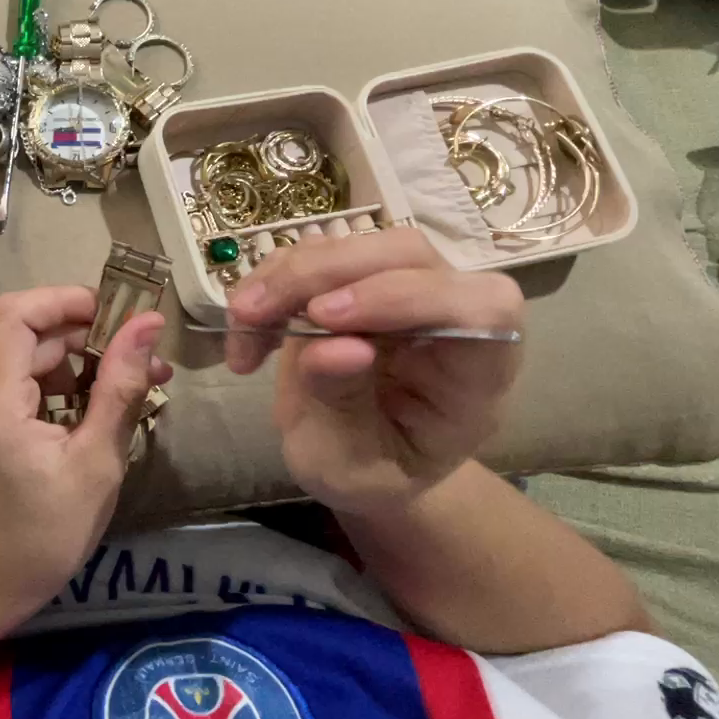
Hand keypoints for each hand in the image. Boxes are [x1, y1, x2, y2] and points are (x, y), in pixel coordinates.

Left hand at [0, 287, 173, 605]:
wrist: (8, 568)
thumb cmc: (55, 523)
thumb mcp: (99, 455)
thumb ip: (120, 384)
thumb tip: (148, 323)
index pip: (16, 315)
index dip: (65, 300)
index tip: (117, 313)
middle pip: (27, 330)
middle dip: (88, 333)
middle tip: (145, 356)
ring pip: (31, 349)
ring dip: (83, 356)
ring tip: (137, 380)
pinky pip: (26, 373)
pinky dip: (66, 377)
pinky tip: (105, 397)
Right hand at [225, 229, 523, 515]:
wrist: (353, 460)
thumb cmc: (368, 472)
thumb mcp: (350, 463)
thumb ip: (343, 406)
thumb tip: (331, 347)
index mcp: (476, 370)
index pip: (478, 306)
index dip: (403, 297)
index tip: (323, 320)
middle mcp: (447, 315)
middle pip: (404, 256)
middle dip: (322, 272)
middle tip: (254, 312)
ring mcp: (399, 291)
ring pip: (352, 246)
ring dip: (283, 275)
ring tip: (240, 323)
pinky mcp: (352, 284)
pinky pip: (311, 258)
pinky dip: (267, 283)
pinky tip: (246, 329)